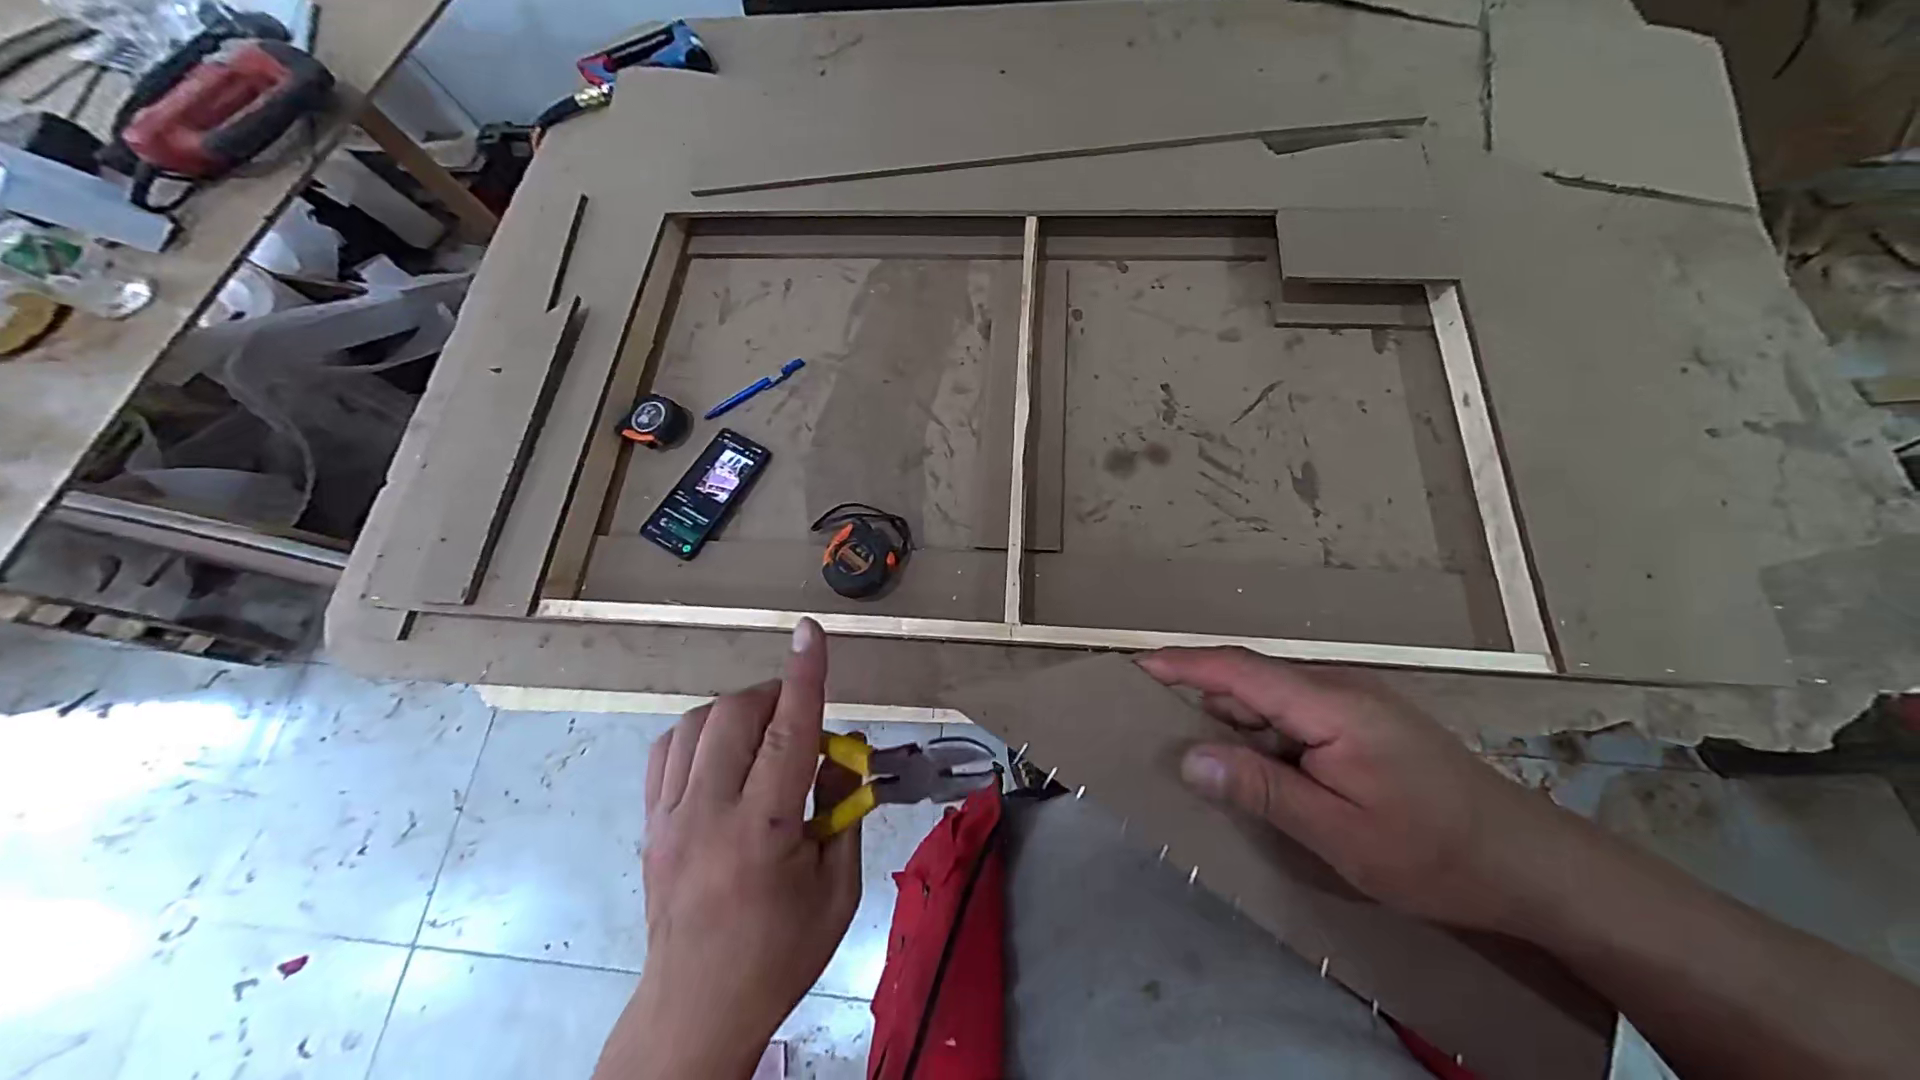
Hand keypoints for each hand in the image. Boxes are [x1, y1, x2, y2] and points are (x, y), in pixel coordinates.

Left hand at [598, 618, 860, 1079]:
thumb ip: (844, 809)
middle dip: (777, 696)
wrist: (698, 1007)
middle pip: (737, 715)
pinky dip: (701, 732)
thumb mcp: (839, 887)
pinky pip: (668, 749)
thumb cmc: (781, 952)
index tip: (811, 633)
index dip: (805, 677)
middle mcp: (708, 813)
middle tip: (803, 717)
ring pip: (698, 723)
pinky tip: (723, 751)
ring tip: (767, 734)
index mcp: (762, 832)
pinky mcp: (651, 822)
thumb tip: (840, 752)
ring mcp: (670, 816)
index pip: (789, 733)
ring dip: (740, 710)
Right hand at [1136, 646, 1580, 932]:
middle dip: (1198, 695)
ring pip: (1271, 698)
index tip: (1135, 664)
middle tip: (1153, 722)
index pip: (1239, 670)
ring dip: (1230, 719)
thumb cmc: (1434, 854)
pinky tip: (1251, 764)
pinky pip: (1294, 714)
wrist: (1535, 867)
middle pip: (1250, 679)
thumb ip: (1260, 788)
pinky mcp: (1365, 721)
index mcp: (1331, 706)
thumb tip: (1190, 758)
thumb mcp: (1337, 833)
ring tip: (1194, 749)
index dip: (1183, 664)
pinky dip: (1261, 733)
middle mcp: (1340, 688)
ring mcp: (1356, 702)